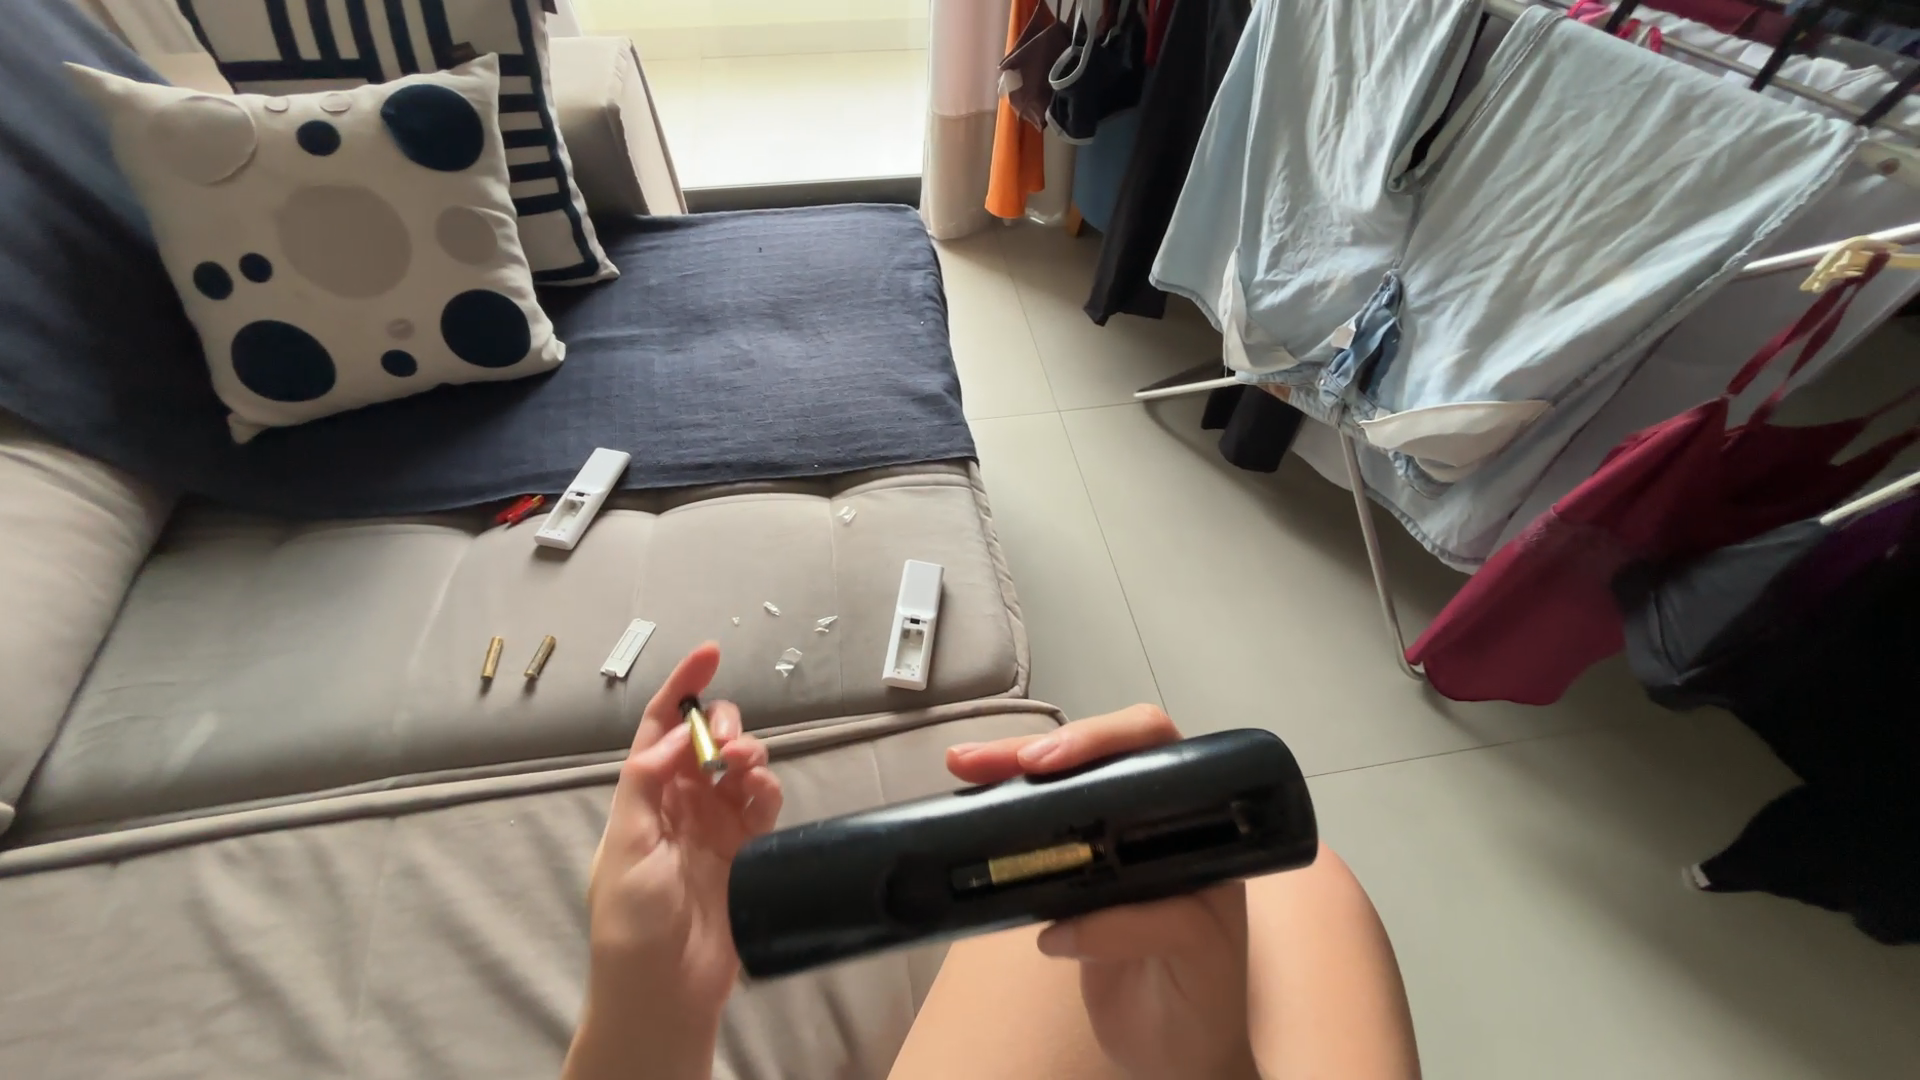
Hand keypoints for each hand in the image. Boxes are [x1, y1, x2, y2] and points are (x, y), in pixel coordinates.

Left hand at [563, 643, 783, 1079]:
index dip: (682, 688)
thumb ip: (648, 784)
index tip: (711, 653)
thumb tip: (679, 732)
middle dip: (723, 725)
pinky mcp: (748, 844)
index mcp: (643, 796)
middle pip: (706, 739)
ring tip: (749, 768)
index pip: (660, 729)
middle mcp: (681, 801)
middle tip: (733, 744)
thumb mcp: (625, 847)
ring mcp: (717, 822)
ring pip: (739, 763)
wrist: (667, 991)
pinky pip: (763, 799)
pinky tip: (763, 792)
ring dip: (748, 753)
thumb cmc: (632, 923)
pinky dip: (767, 786)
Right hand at [946, 706, 1260, 1079]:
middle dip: (1041, 747)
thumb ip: (1144, 928)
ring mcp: (1109, 838)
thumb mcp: (1194, 958)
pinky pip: (1037, 823)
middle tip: (987, 761)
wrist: (1172, 1051)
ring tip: (964, 761)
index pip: (1155, 750)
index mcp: (1194, 824)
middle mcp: (1151, 818)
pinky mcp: (1071, 865)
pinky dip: (1002, 802)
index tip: (1048, 764)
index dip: (1102, 741)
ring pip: (1062, 779)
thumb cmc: (1202, 999)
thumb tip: (1064, 923)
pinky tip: (973, 790)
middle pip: (1099, 754)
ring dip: (1010, 764)